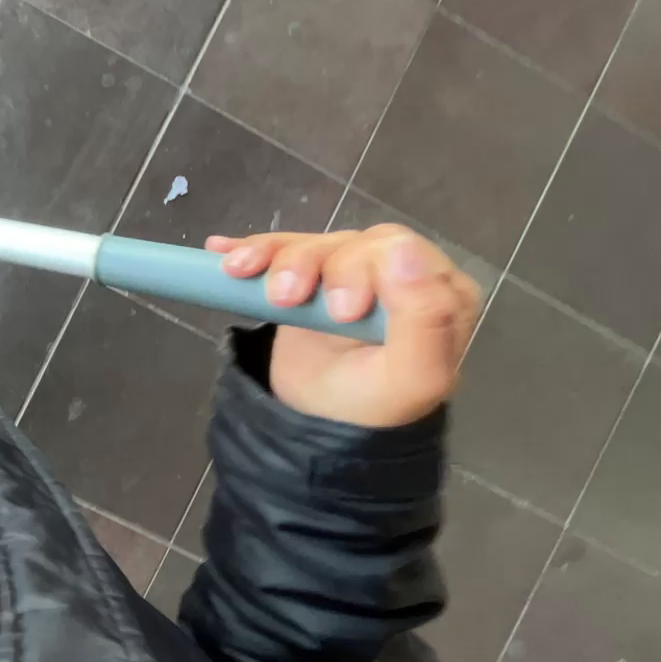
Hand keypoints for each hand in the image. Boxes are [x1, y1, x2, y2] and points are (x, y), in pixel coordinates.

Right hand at [204, 226, 481, 427]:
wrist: (316, 420)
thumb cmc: (370, 403)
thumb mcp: (411, 373)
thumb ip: (425, 315)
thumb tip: (405, 250)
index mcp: (438, 292)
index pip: (399, 249)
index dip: (362, 268)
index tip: (337, 312)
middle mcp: (395, 274)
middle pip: (347, 242)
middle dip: (308, 263)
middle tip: (285, 300)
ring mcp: (346, 271)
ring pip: (307, 242)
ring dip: (271, 256)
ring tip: (240, 273)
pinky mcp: (305, 275)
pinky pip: (275, 248)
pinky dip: (247, 247)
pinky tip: (222, 251)